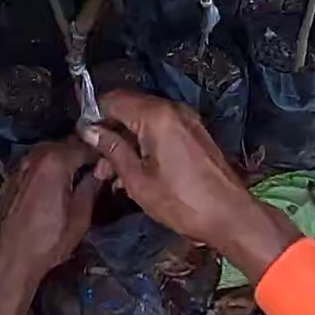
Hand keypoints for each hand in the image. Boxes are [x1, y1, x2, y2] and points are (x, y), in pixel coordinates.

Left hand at [0, 139, 101, 288]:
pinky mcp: (9, 179)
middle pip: (64, 144)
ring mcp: (19, 167)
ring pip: (47, 152)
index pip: (85, 146)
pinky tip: (53, 184)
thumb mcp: (80, 216)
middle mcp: (35, 157)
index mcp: (55, 162)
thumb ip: (92, 186)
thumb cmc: (49, 240)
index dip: (100, 154)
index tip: (110, 163)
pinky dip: (46, 168)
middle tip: (96, 169)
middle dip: (81, 153)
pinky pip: (33, 165)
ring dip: (63, 159)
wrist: (10, 259)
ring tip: (76, 175)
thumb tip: (103, 169)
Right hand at [77, 90, 298, 280]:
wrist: (230, 216)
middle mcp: (172, 109)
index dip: (94, 116)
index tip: (85, 140)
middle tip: (98, 166)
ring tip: (113, 177)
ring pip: (145, 121)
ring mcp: (187, 120)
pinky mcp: (195, 133)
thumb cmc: (181, 201)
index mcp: (156, 115)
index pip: (114, 99)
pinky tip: (136, 173)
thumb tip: (90, 130)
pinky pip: (162, 129)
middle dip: (110, 133)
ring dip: (127, 143)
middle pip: (130, 108)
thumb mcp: (137, 179)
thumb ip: (112, 150)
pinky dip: (146, 145)